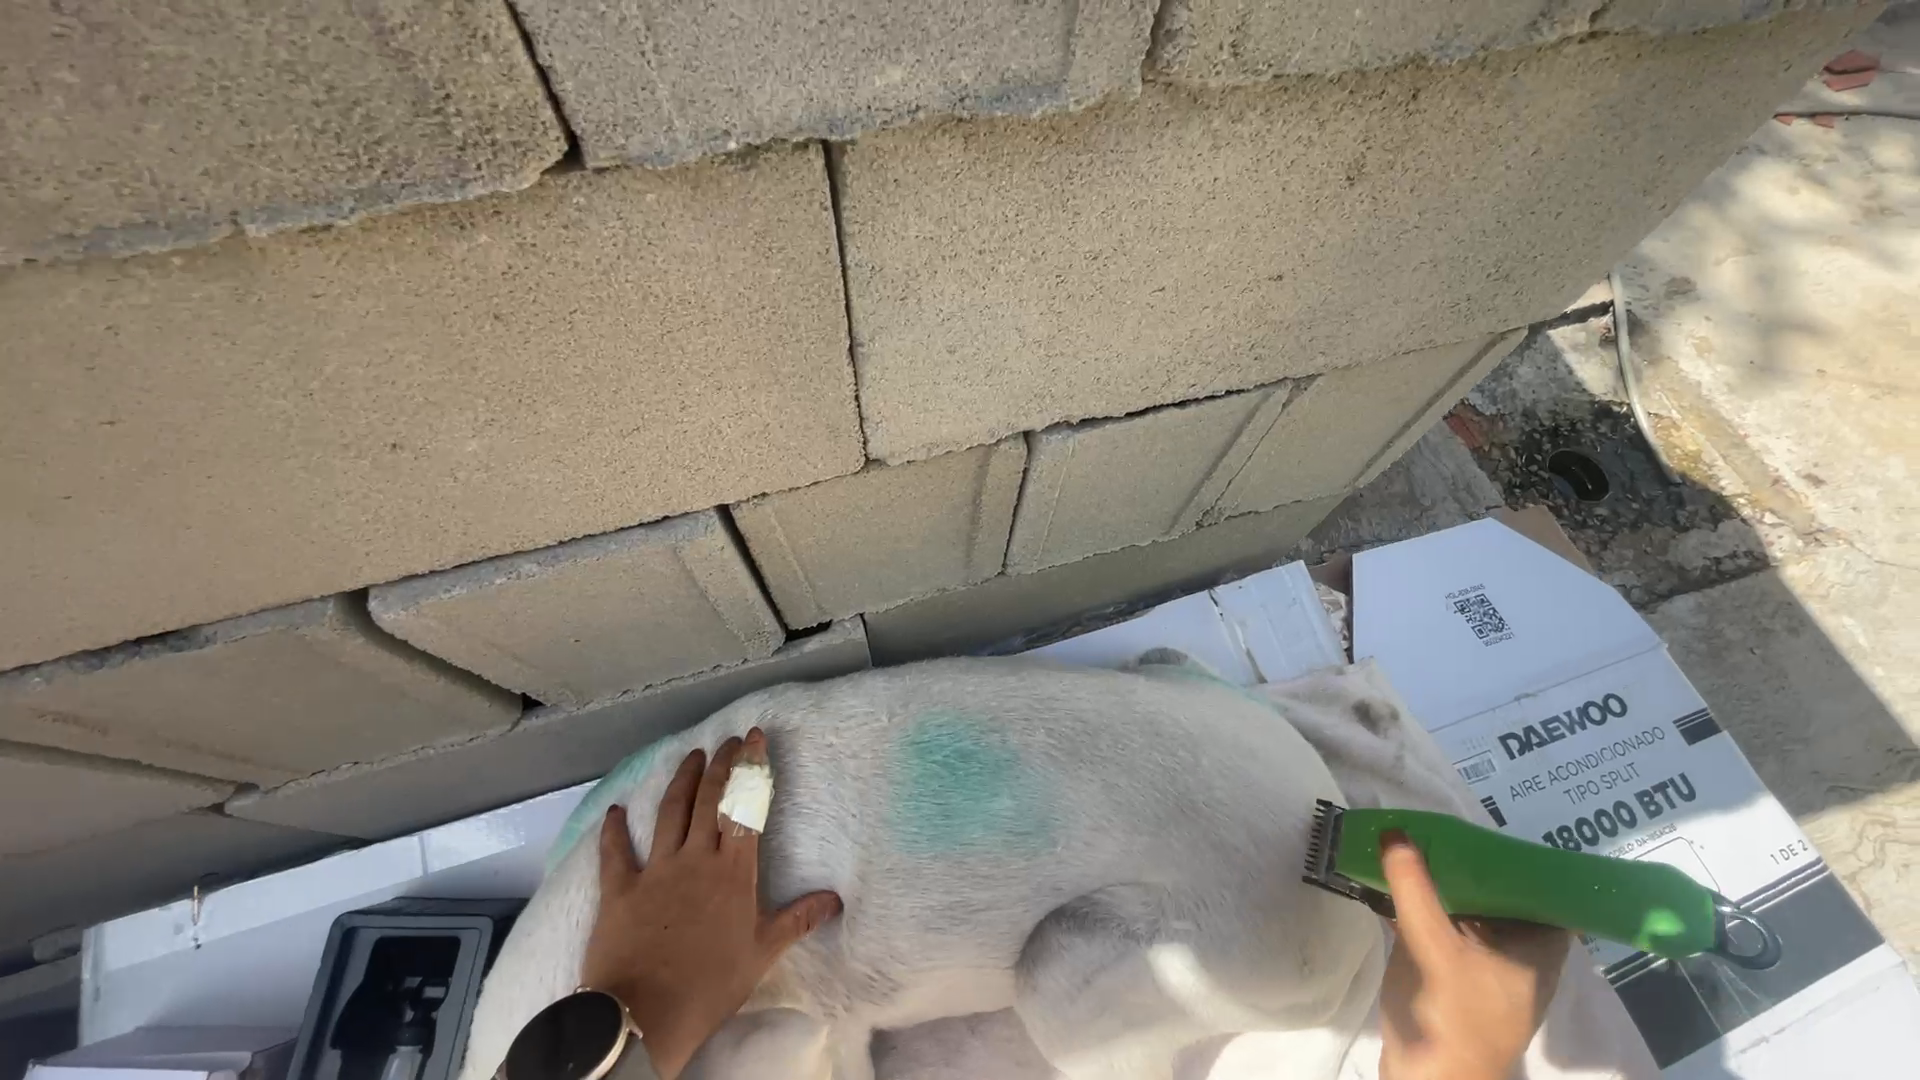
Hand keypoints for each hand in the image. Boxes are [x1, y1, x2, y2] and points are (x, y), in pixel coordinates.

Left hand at [580, 730, 842, 1079]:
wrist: (644, 1016)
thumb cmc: (711, 983)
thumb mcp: (762, 953)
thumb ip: (798, 919)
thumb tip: (836, 899)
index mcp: (732, 870)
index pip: (746, 807)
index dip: (751, 768)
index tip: (755, 738)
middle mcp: (695, 858)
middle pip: (709, 799)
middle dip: (721, 764)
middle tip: (728, 740)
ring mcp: (655, 870)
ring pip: (670, 812)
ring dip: (682, 780)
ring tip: (691, 756)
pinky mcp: (619, 889)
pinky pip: (615, 853)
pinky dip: (614, 831)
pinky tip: (615, 812)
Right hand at [1377, 831, 1568, 1079]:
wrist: (1427, 1075)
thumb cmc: (1458, 1020)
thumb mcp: (1438, 950)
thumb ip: (1415, 890)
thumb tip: (1394, 831)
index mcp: (1534, 947)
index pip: (1542, 890)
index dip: (1522, 857)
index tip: (1490, 823)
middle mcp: (1509, 944)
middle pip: (1493, 887)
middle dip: (1465, 854)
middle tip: (1435, 816)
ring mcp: (1472, 950)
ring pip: (1457, 897)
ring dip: (1433, 869)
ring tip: (1407, 830)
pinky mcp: (1437, 957)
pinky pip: (1427, 912)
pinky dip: (1408, 890)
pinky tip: (1383, 864)